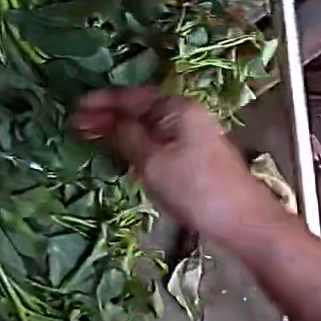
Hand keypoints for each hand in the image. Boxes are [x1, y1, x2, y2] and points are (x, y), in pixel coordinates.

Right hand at [72, 87, 301, 255]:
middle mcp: (185, 116)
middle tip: (77, 123)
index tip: (76, 106)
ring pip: (146, 126)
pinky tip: (119, 153)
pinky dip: (133, 143)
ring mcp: (190, 136)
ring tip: (90, 136)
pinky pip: (155, 141)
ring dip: (118, 130)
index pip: (131, 96)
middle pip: (139, 109)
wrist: (244, 223)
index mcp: (176, 108)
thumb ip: (126, 135)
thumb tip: (107, 120)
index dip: (101, 100)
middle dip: (107, 116)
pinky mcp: (192, 156)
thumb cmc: (195, 188)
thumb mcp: (151, 160)